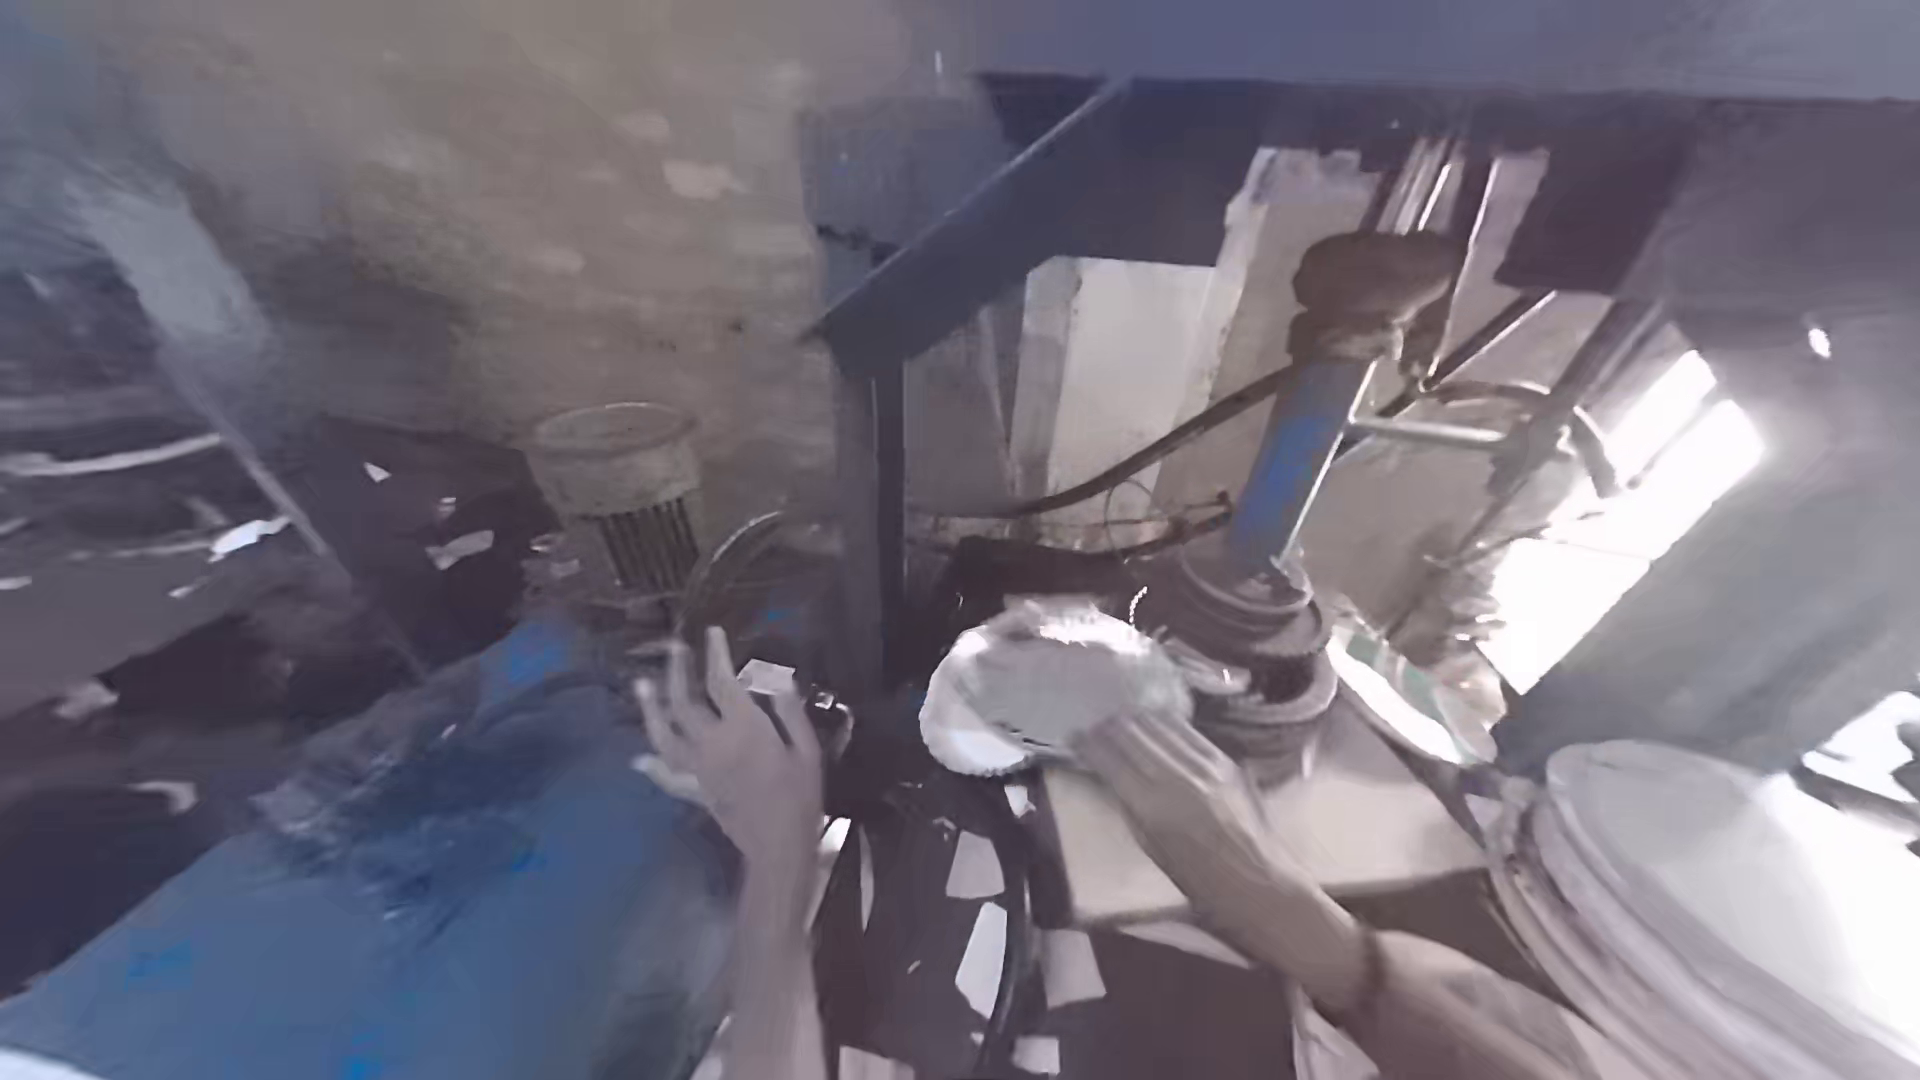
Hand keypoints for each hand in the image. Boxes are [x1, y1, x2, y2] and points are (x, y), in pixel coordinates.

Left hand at [637, 628, 822, 892]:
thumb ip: (789, 711)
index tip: (712, 632)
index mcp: (743, 729)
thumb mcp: (807, 747)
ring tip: (641, 685)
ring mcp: (698, 769)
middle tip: (675, 647)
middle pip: (684, 702)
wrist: (778, 846)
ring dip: (651, 708)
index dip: (715, 654)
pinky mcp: (695, 790)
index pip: (722, 682)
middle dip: (677, 671)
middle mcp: (712, 744)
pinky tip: (638, 758)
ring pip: (664, 734)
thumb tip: (777, 677)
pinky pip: (666, 775)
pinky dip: (651, 764)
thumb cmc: (800, 794)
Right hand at [1073, 715, 1365, 1005]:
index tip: (1073, 736)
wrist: (1266, 891)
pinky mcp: (1223, 760)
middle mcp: (1176, 777)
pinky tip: (1150, 721)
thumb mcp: (1152, 849)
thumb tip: (1108, 773)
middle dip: (1105, 726)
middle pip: (1130, 733)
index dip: (1086, 742)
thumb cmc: (1203, 886)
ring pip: (1155, 724)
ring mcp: (1203, 765)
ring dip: (1131, 719)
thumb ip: (1128, 805)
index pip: (1108, 758)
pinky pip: (1184, 729)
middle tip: (1093, 726)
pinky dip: (1161, 721)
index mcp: (1152, 807)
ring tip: (1117, 721)